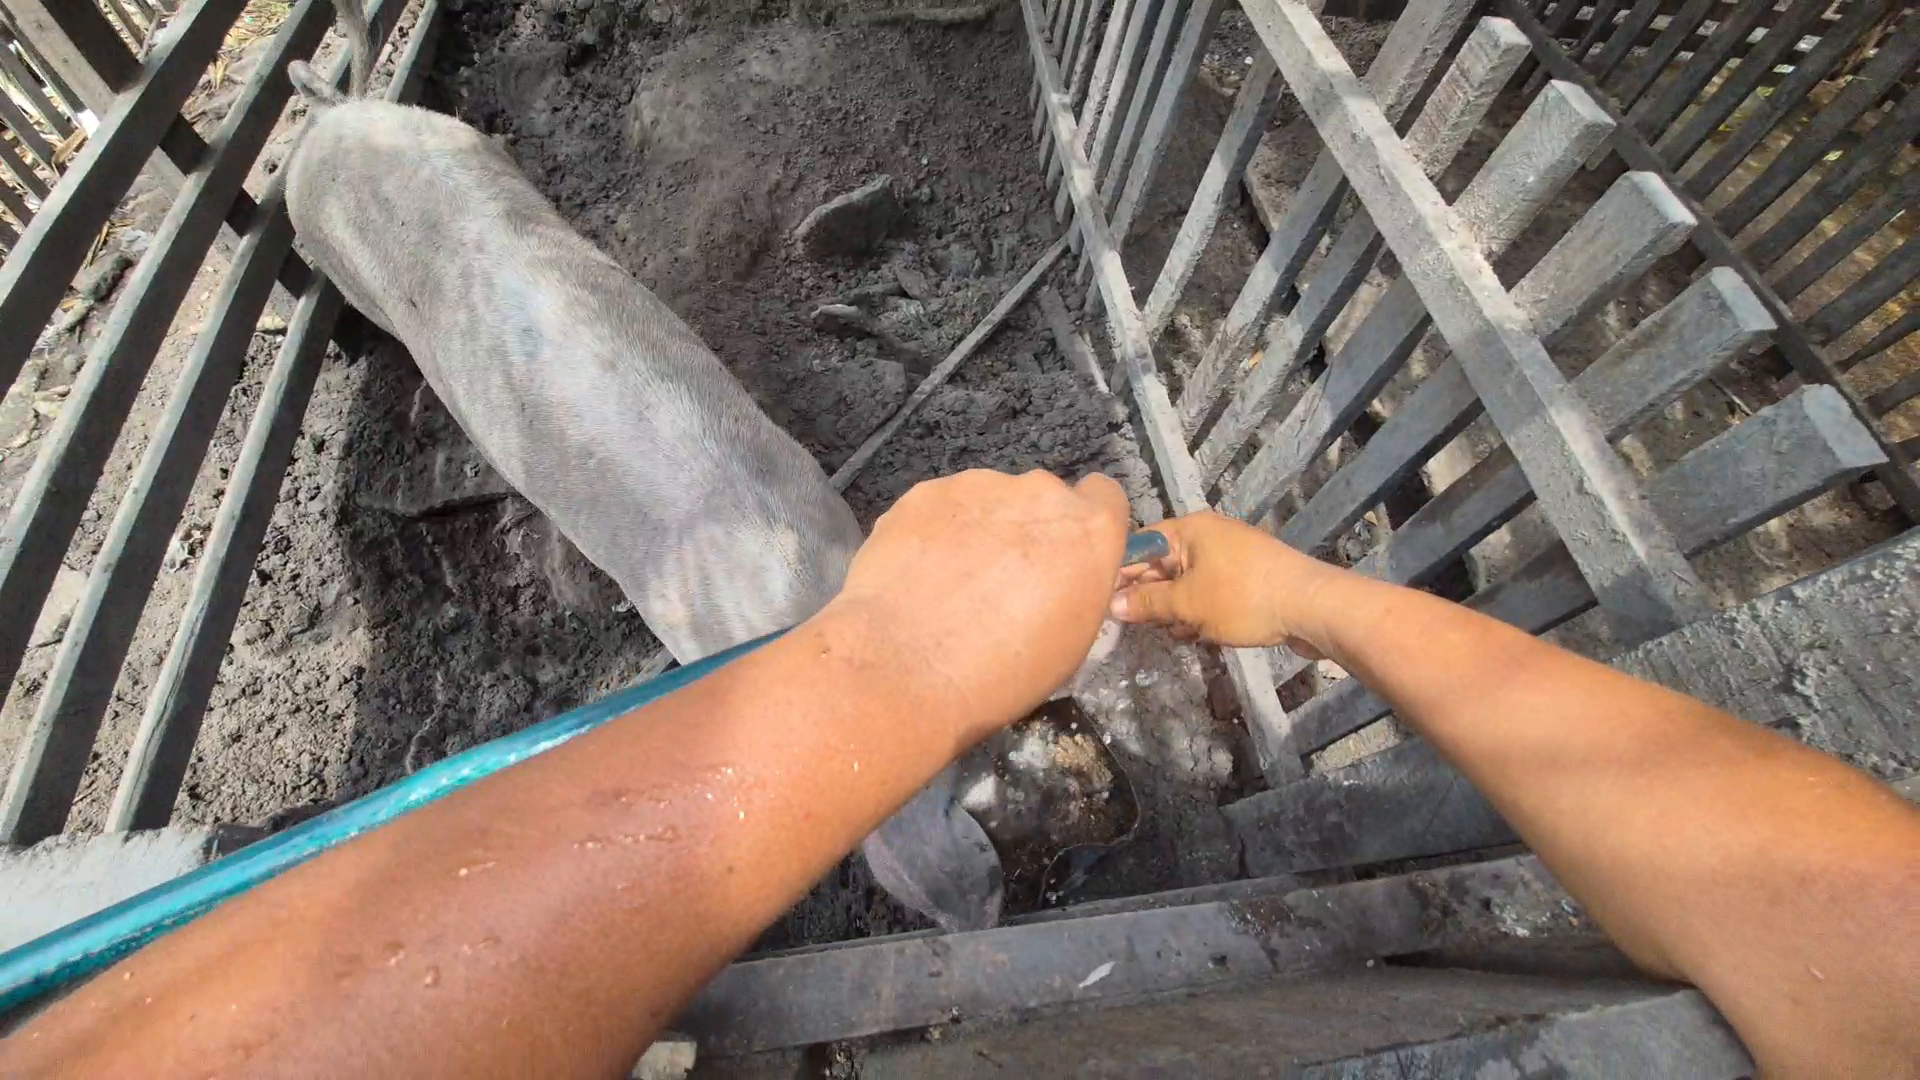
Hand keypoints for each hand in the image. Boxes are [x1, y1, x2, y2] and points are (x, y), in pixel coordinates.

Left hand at [825, 470, 1131, 744]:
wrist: (907, 669)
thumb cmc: (1004, 673)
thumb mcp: (1071, 640)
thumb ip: (1075, 584)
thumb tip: (1058, 574)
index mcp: (1089, 530)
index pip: (1104, 497)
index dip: (1083, 525)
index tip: (1064, 556)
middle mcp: (1040, 493)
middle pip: (1041, 499)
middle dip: (1027, 530)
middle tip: (999, 580)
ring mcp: (978, 486)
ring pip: (988, 500)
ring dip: (979, 529)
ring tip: (949, 582)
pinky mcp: (925, 492)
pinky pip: (941, 507)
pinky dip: (934, 532)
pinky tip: (916, 574)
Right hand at [1109, 511, 1341, 654]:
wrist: (1314, 608)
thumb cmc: (1244, 597)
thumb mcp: (1187, 603)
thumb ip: (1147, 603)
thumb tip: (1112, 606)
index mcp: (1189, 530)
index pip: (1140, 545)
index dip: (1120, 574)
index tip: (1107, 602)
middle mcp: (1207, 537)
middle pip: (1162, 566)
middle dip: (1152, 597)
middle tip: (1144, 625)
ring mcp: (1229, 557)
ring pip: (1185, 584)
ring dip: (1177, 610)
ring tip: (1180, 632)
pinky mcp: (1246, 579)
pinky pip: (1209, 592)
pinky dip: (1200, 612)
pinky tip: (1200, 634)